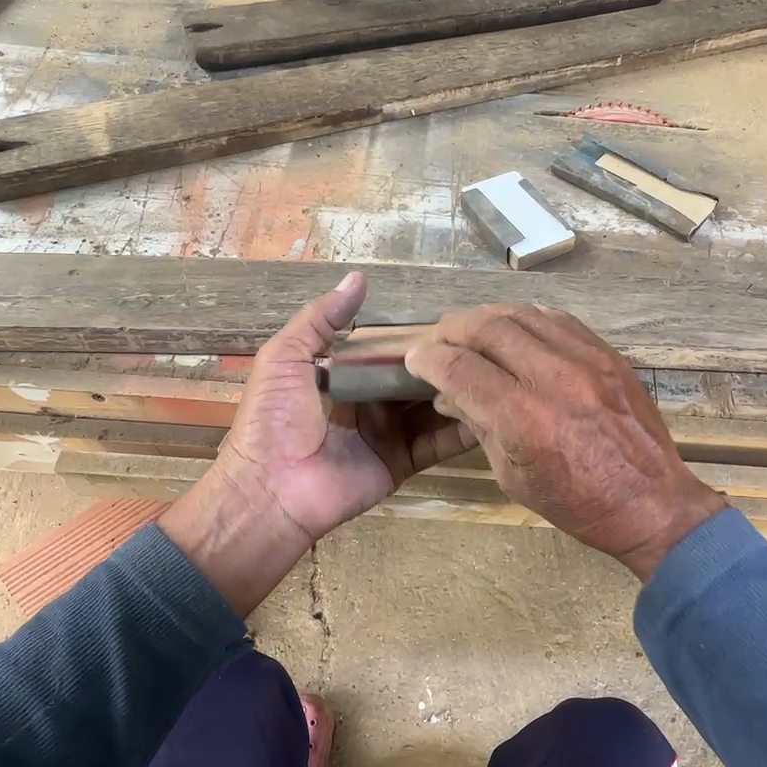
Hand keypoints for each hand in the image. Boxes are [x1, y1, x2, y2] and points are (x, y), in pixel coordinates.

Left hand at [159, 272, 475, 614]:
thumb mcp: (285, 357)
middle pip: (415, 378)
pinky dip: (462, 431)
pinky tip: (490, 409)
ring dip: (459, 391)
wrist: (272, 489)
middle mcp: (371, 402)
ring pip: (433, 408)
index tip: (451, 318)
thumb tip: (358, 278)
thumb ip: (320, 320)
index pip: (388, 350)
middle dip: (444, 361)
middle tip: (483, 342)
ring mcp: (389, 433)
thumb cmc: (273, 419)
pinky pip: (437, 444)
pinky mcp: (402, 462)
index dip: (415, 336)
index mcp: (344, 376)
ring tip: (494, 369)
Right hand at [404, 304, 725, 580]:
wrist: (650, 501)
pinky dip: (527, 318)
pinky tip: (514, 328)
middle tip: (439, 337)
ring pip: (523, 314)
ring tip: (471, 328)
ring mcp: (586, 360)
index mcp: (523, 419)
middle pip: (488, 328)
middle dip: (453, 328)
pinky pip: (558, 319)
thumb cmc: (576, 503)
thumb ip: (479, 426)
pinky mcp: (608, 354)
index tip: (416, 357)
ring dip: (488, 316)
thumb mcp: (512, 476)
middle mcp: (553, 378)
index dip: (429, 358)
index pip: (460, 368)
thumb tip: (449, 393)